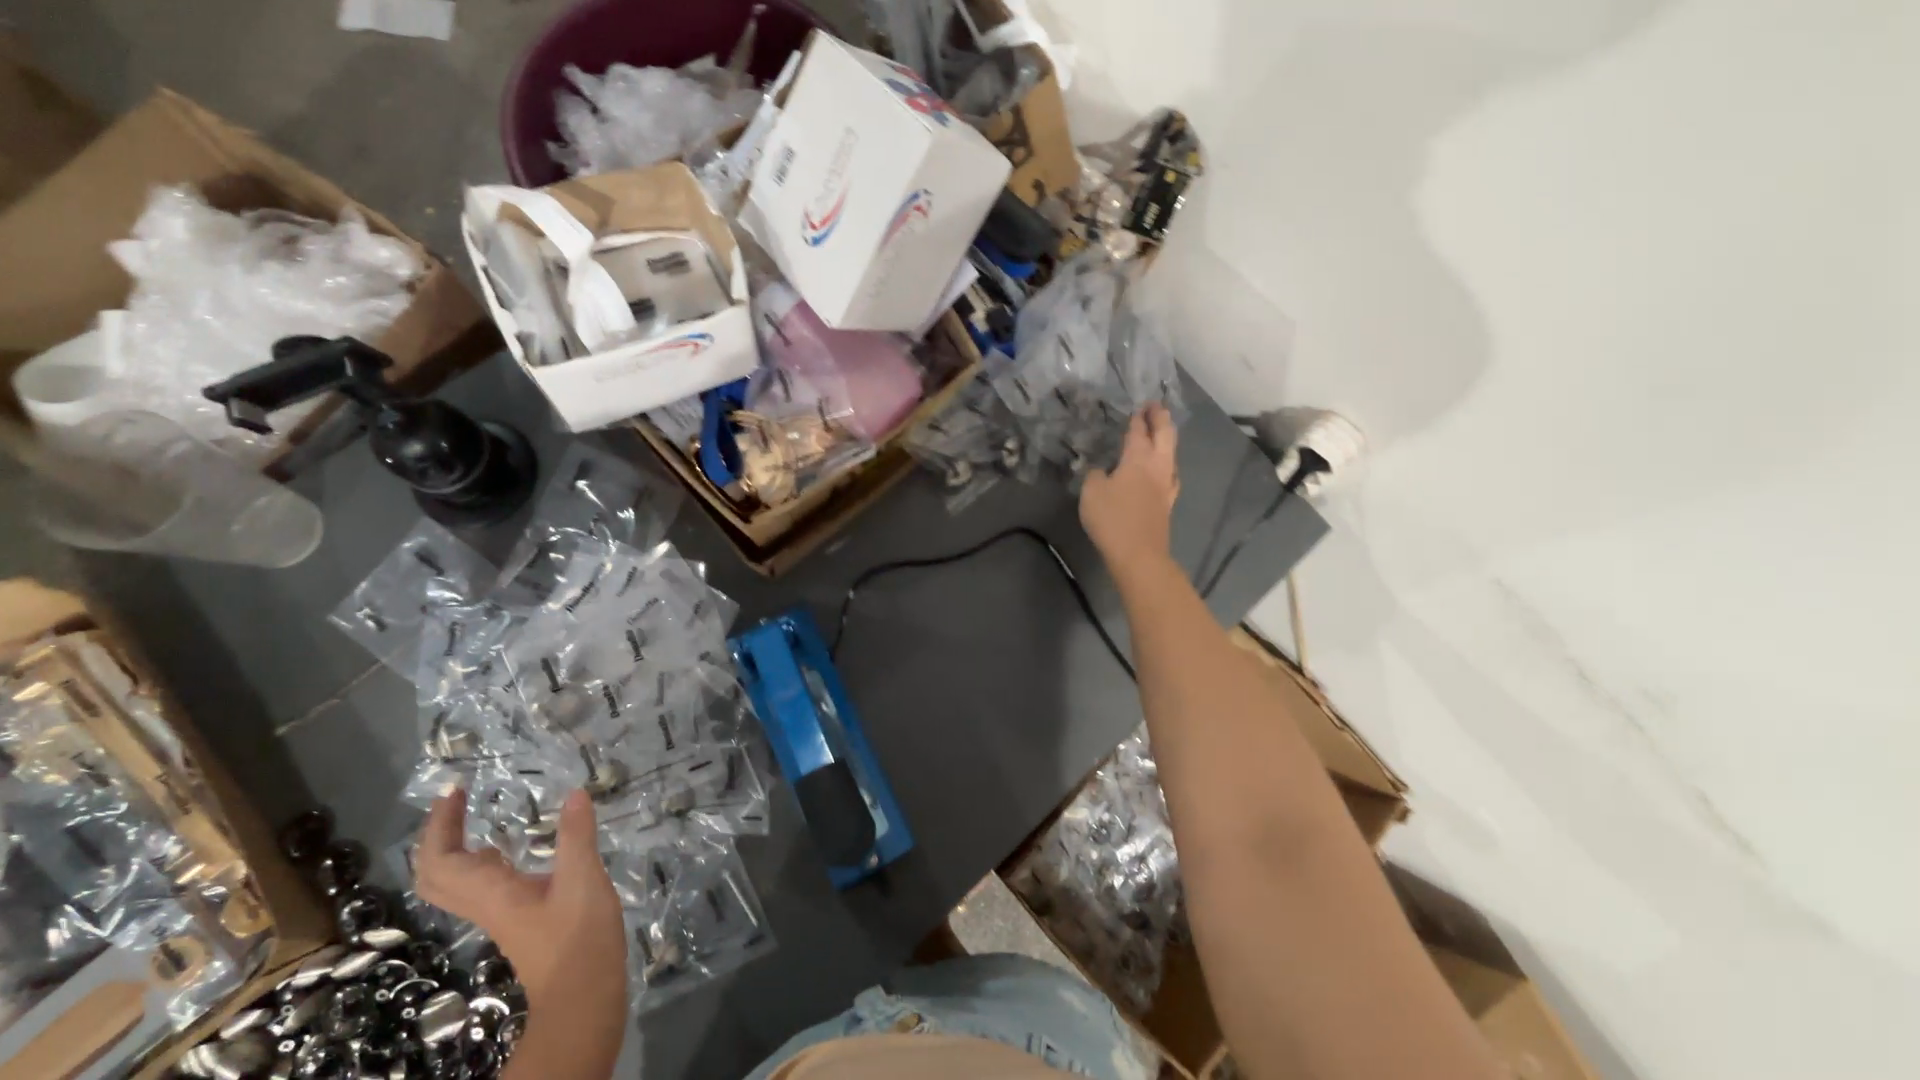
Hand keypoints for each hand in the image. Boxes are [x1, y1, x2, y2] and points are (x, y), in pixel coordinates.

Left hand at [415, 789, 627, 1011]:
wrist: (582, 997)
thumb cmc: (580, 940)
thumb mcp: (585, 881)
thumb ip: (577, 837)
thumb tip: (575, 793)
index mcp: (491, 893)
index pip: (440, 859)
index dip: (439, 824)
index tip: (456, 791)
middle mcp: (484, 904)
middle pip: (434, 873)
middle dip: (437, 835)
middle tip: (457, 802)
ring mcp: (497, 915)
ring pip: (453, 882)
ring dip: (453, 848)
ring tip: (475, 819)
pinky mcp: (514, 920)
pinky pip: (479, 887)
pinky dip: (481, 862)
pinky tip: (510, 852)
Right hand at [1081, 404, 1179, 573]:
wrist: (1139, 554)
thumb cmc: (1112, 519)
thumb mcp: (1091, 492)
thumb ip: (1095, 475)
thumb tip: (1101, 469)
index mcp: (1137, 458)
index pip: (1139, 430)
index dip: (1138, 418)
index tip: (1138, 406)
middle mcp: (1157, 466)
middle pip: (1165, 435)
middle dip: (1161, 418)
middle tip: (1156, 407)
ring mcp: (1166, 485)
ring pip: (1172, 453)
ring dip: (1167, 439)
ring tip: (1161, 432)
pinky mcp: (1167, 502)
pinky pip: (1170, 474)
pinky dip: (1167, 463)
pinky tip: (1165, 470)